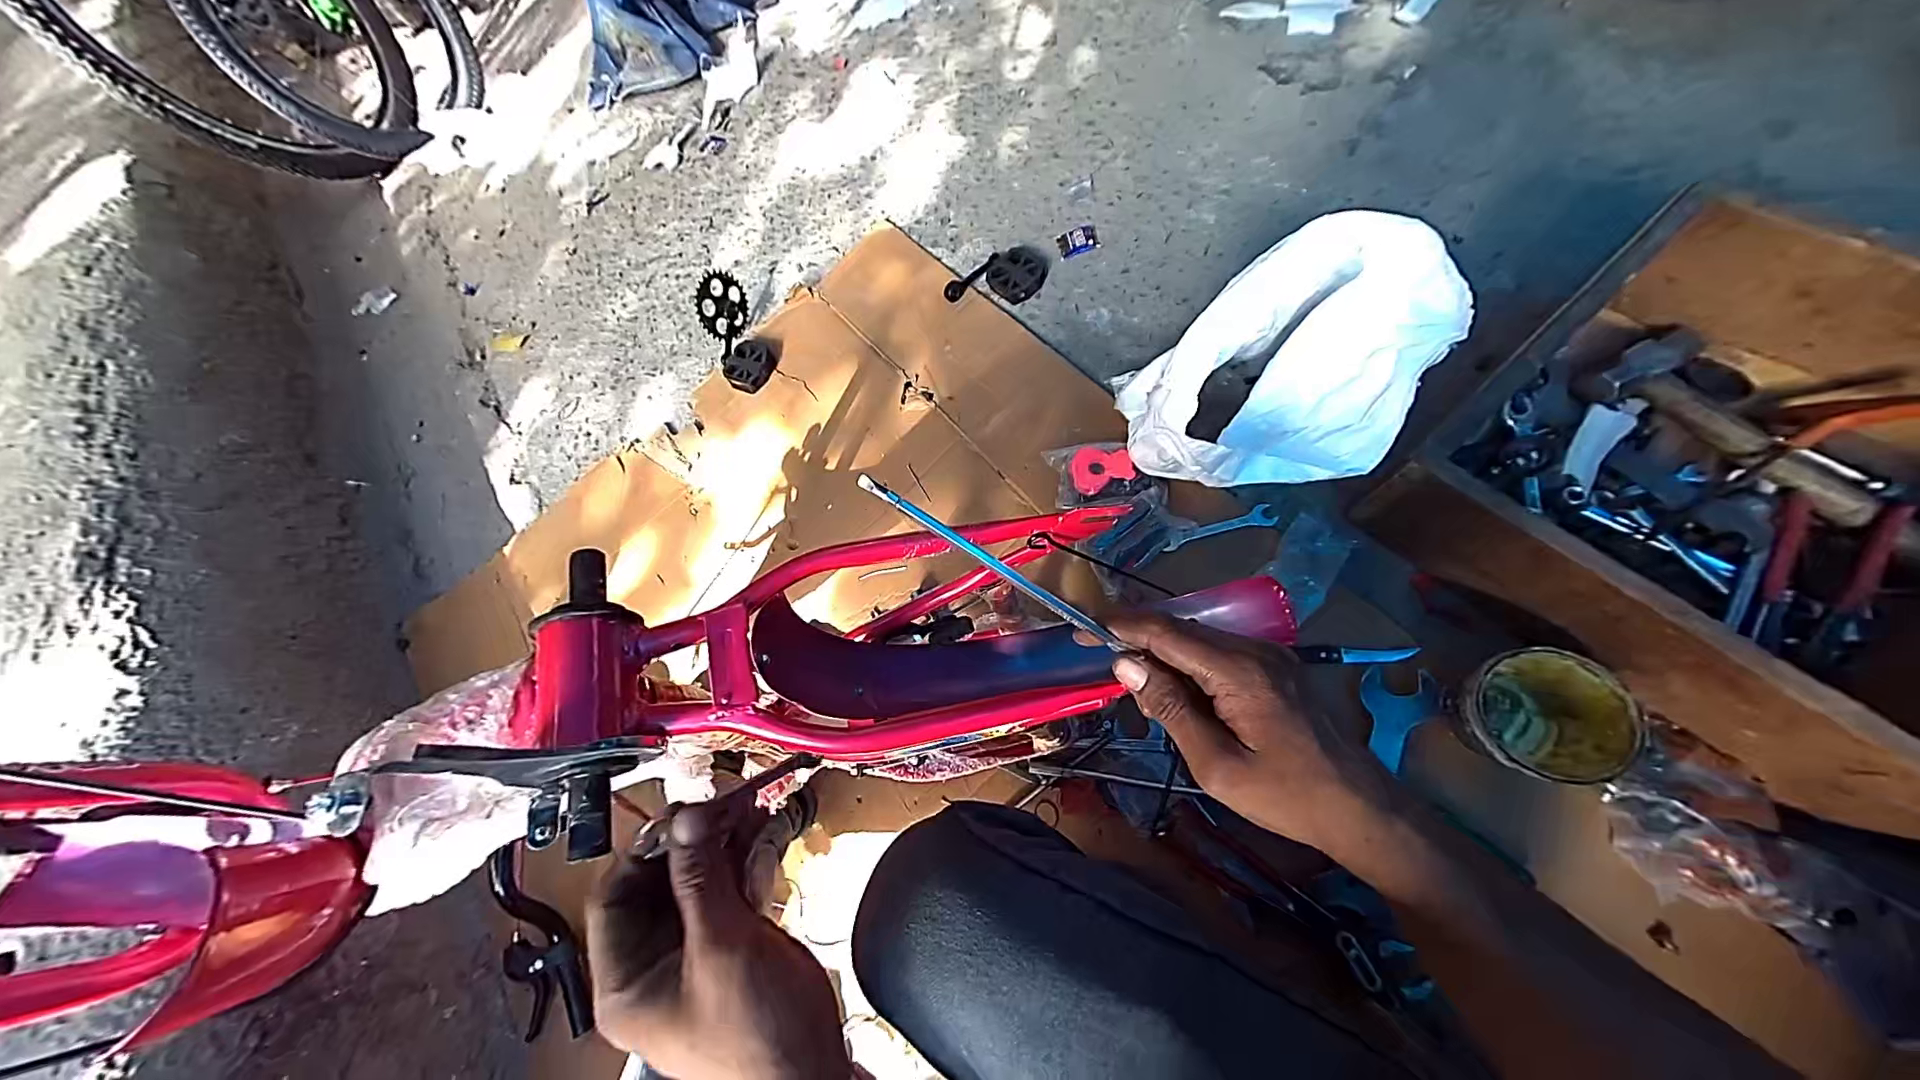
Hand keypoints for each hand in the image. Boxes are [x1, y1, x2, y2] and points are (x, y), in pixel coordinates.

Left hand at [586, 801, 848, 1079]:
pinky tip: (760, 833)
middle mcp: (655, 959)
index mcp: (627, 979)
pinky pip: (728, 883)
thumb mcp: (721, 950)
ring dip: (723, 840)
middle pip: (660, 879)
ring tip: (745, 810)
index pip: (616, 895)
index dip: (646, 849)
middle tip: (722, 805)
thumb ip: (702, 879)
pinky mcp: (730, 935)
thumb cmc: (756, 1036)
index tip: (681, 814)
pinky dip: (744, 855)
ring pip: (698, 874)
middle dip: (693, 839)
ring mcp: (695, 945)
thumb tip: (689, 818)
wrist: (811, 1067)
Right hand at [1105, 612, 1398, 851]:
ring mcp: (1267, 655)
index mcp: (1238, 671)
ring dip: (1162, 657)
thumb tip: (1124, 664)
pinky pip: (1216, 653)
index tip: (1082, 632)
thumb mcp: (1216, 765)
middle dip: (1136, 642)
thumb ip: (1169, 709)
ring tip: (1146, 697)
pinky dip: (1186, 665)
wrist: (1361, 808)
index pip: (1165, 632)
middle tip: (1106, 669)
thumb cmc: (1286, 796)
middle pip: (1178, 630)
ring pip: (1196, 640)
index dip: (1119, 627)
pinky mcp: (1273, 667)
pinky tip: (1180, 696)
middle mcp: (1253, 650)